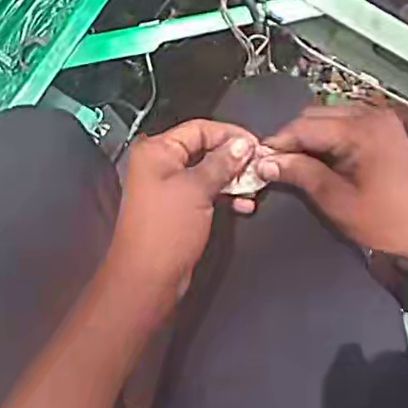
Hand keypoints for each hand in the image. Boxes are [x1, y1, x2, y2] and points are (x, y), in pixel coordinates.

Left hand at [105, 120, 259, 298]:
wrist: (148, 278)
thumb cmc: (165, 230)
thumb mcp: (197, 189)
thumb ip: (222, 163)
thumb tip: (242, 144)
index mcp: (156, 150)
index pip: (199, 128)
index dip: (230, 134)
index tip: (256, 144)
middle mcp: (159, 163)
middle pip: (204, 148)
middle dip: (233, 156)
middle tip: (259, 164)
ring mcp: (168, 186)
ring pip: (207, 171)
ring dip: (232, 177)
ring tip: (255, 185)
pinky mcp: (177, 207)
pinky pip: (205, 191)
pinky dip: (225, 194)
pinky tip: (245, 204)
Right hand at [258, 104, 407, 262]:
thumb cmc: (389, 221)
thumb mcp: (337, 201)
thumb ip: (300, 174)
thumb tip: (266, 162)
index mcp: (362, 131)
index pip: (304, 126)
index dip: (277, 144)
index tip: (258, 161)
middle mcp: (371, 115)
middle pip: (313, 116)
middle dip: (291, 140)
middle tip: (274, 166)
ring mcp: (378, 119)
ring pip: (324, 117)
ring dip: (307, 138)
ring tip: (293, 165)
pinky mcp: (381, 127)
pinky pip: (341, 123)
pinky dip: (324, 138)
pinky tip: (317, 160)